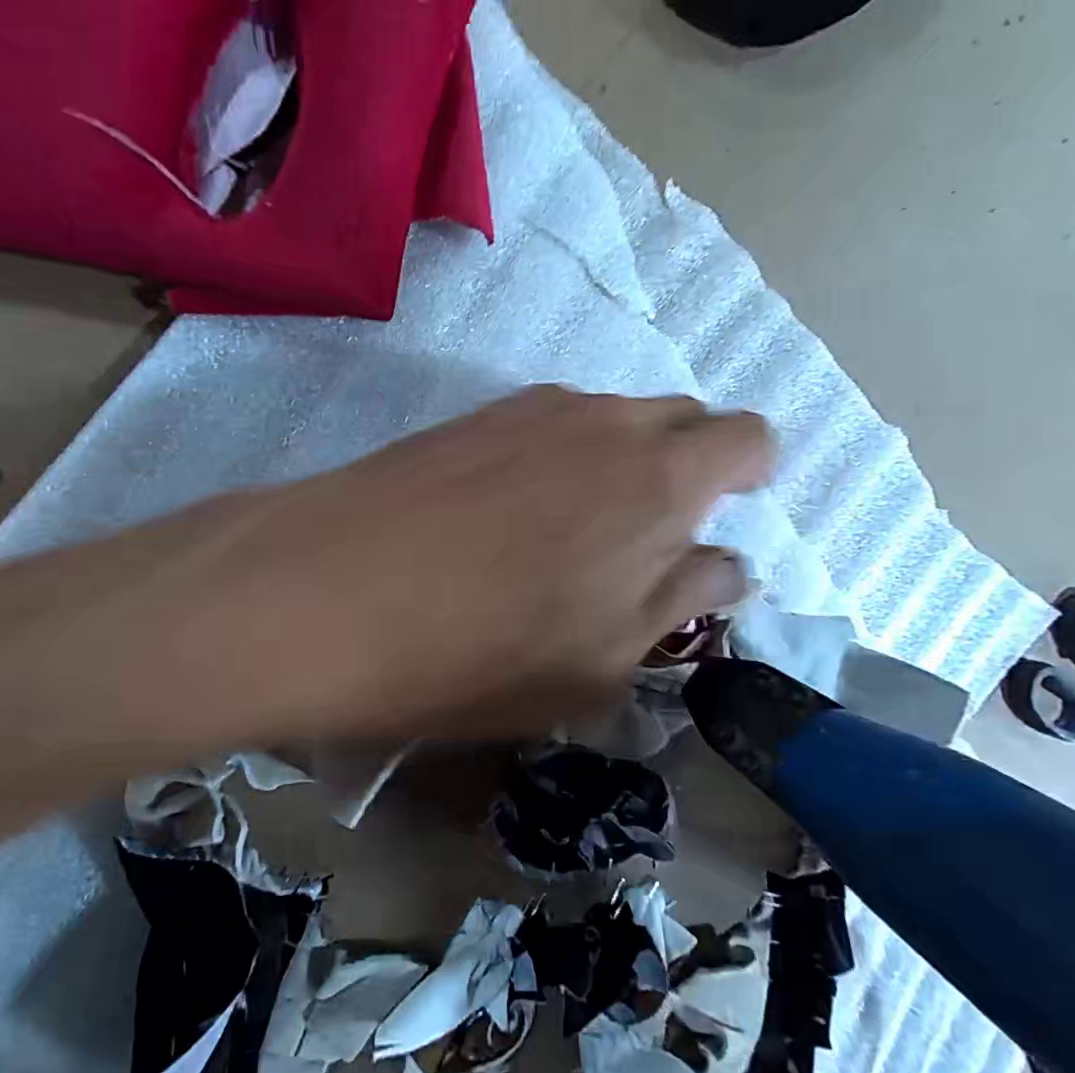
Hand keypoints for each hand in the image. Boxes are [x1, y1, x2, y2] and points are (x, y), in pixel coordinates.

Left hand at [15, 386, 774, 751]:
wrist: (321, 594)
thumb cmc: (482, 650)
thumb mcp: (606, 659)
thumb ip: (683, 598)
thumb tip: (730, 563)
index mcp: (662, 478)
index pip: (749, 437)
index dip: (753, 474)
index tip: (728, 517)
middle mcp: (607, 421)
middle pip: (684, 419)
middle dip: (691, 469)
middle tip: (654, 539)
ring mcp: (533, 409)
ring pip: (613, 422)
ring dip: (622, 466)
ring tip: (577, 534)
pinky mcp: (473, 417)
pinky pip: (552, 426)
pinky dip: (564, 459)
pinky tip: (515, 516)